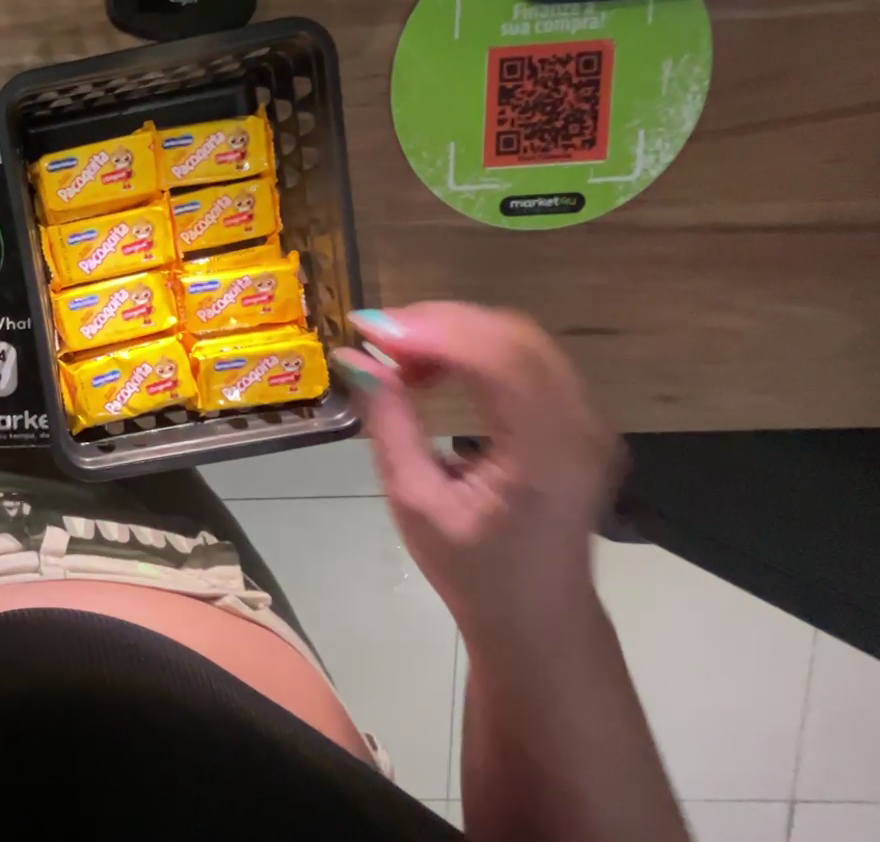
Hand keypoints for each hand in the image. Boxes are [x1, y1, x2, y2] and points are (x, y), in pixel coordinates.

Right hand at [332, 303, 623, 640]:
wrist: (538, 616)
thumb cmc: (472, 569)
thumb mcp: (414, 499)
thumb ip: (389, 423)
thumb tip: (354, 359)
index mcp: (546, 453)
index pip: (498, 360)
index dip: (430, 331)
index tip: (366, 329)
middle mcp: (579, 425)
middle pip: (512, 337)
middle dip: (436, 323)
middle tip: (374, 338)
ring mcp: (584, 420)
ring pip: (518, 340)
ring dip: (451, 333)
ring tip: (395, 355)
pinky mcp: (574, 420)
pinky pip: (523, 360)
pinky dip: (470, 350)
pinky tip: (430, 369)